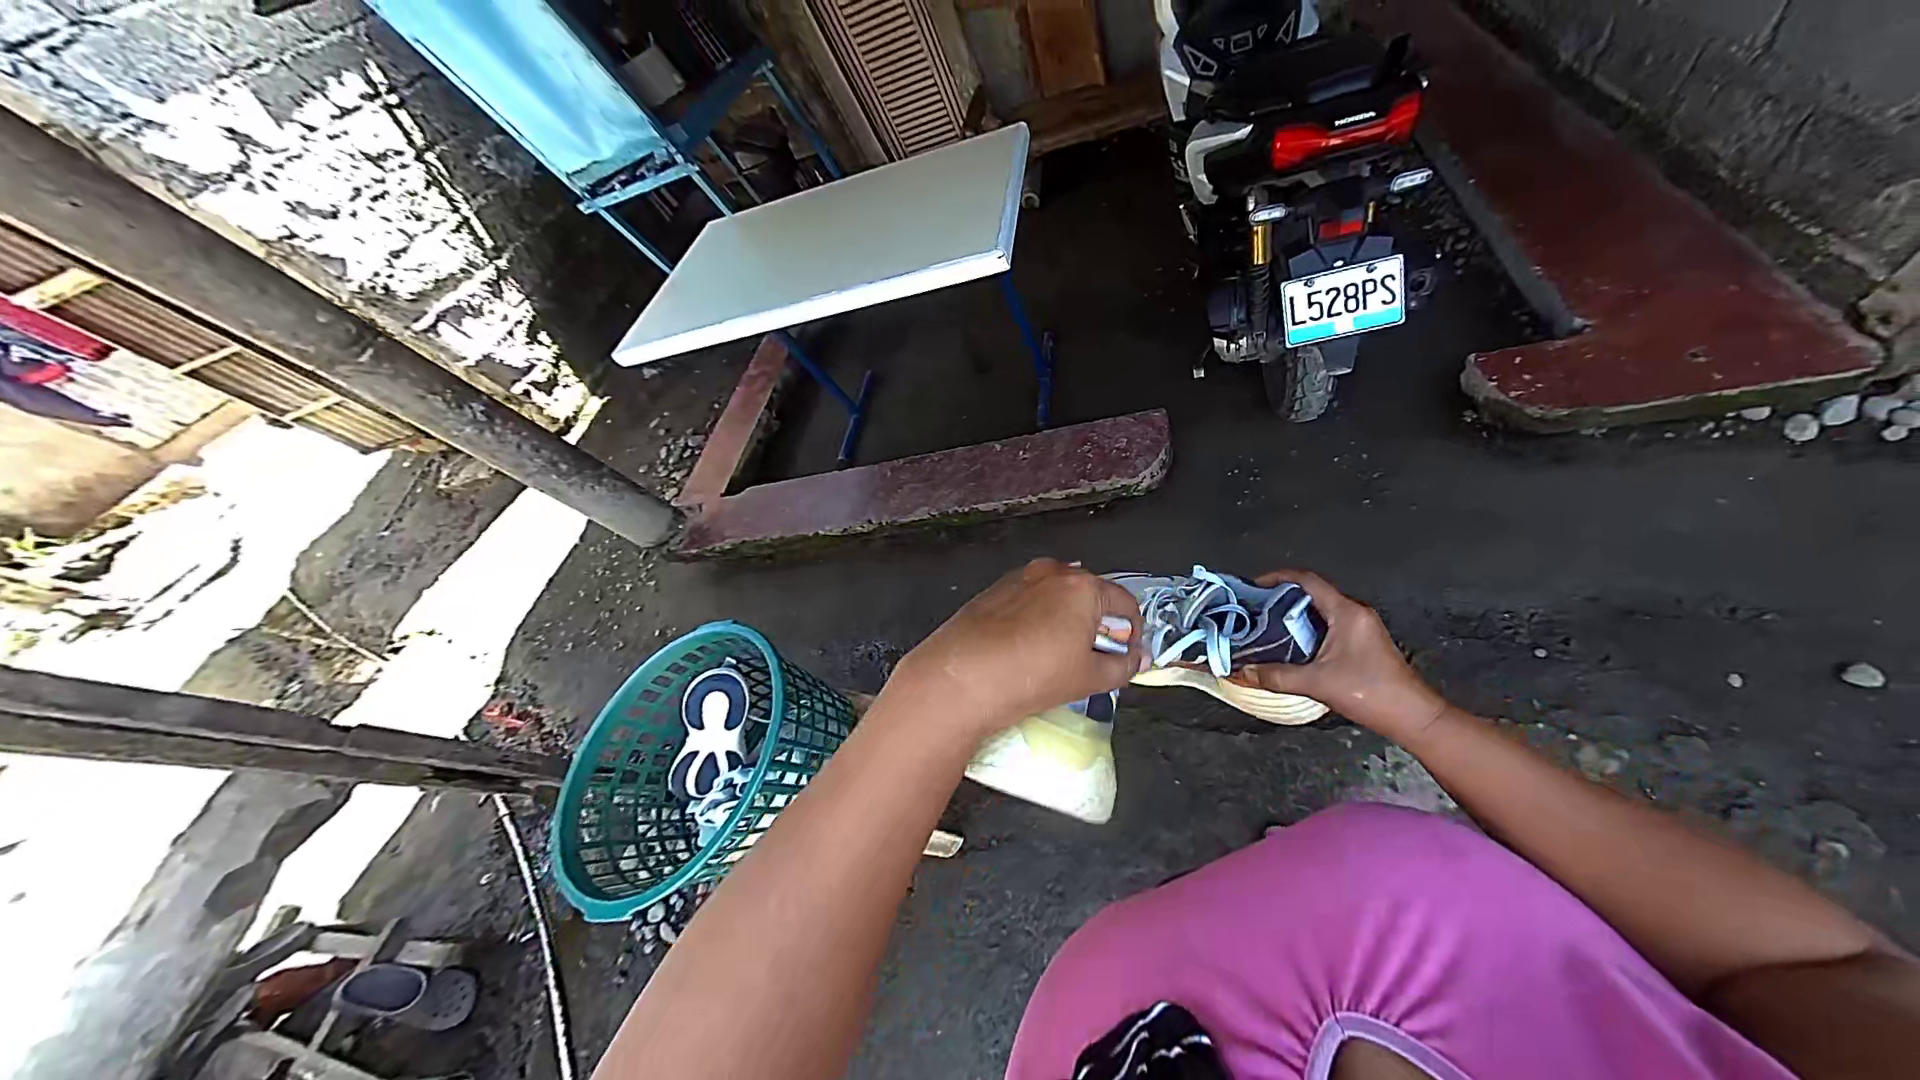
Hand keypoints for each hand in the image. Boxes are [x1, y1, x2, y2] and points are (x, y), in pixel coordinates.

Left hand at [884, 559, 1143, 740]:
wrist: (962, 678)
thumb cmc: (1030, 675)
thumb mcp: (1089, 678)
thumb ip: (1123, 666)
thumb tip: (1136, 659)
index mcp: (1083, 588)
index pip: (1125, 604)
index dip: (1132, 632)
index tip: (1127, 653)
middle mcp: (1052, 573)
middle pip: (1090, 595)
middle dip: (1099, 624)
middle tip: (1095, 657)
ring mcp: (1020, 578)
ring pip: (1057, 596)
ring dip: (1066, 619)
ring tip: (1058, 656)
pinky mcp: (994, 591)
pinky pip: (1028, 600)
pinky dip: (1037, 618)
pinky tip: (1027, 648)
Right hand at [1230, 570, 1447, 742]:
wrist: (1413, 717)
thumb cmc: (1369, 692)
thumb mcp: (1316, 683)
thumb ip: (1275, 675)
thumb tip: (1241, 672)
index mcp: (1346, 612)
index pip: (1308, 581)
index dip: (1278, 578)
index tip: (1254, 586)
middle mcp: (1355, 613)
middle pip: (1312, 594)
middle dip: (1280, 599)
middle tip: (1254, 611)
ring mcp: (1361, 628)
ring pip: (1319, 611)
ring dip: (1292, 616)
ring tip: (1264, 627)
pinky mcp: (1362, 643)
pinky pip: (1328, 626)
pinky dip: (1306, 630)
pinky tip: (1289, 646)